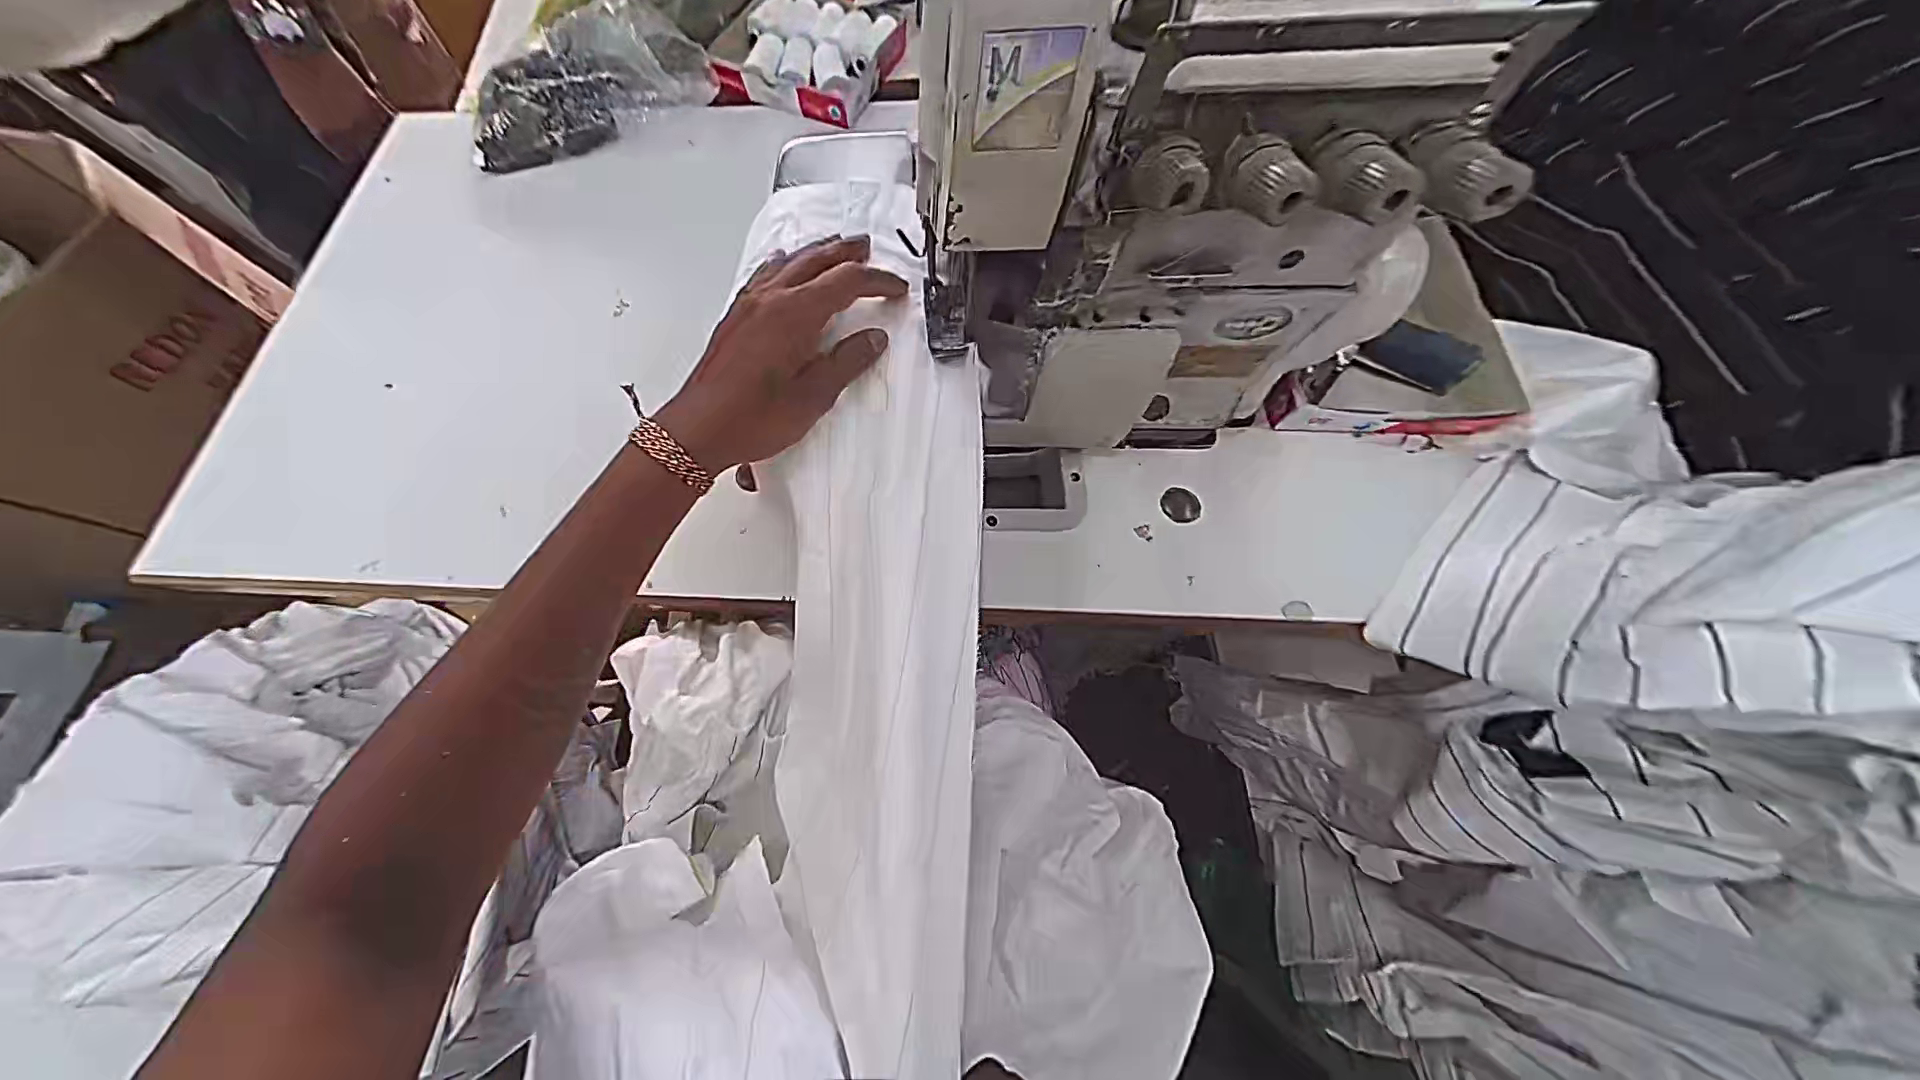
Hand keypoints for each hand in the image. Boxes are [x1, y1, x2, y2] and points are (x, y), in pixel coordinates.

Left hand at [654, 235, 907, 473]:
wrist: (701, 429)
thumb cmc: (749, 417)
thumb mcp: (814, 396)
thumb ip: (847, 362)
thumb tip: (872, 341)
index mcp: (794, 314)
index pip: (847, 281)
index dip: (877, 281)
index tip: (895, 288)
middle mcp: (769, 301)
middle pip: (817, 260)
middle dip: (847, 253)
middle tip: (868, 251)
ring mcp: (749, 306)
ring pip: (790, 262)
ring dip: (818, 253)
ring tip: (835, 250)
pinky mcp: (735, 317)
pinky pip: (765, 274)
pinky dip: (785, 264)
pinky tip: (783, 267)